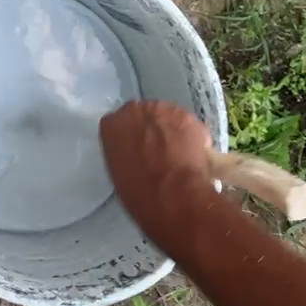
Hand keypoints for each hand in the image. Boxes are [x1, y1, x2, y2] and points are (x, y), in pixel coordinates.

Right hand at [100, 100, 217, 241]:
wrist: (176, 196)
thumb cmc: (142, 194)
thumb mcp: (119, 175)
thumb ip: (123, 154)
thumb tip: (134, 155)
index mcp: (112, 125)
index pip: (117, 124)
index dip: (129, 138)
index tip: (135, 151)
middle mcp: (135, 110)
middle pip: (142, 115)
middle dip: (149, 129)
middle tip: (157, 151)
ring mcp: (163, 109)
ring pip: (166, 116)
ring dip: (169, 130)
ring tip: (178, 154)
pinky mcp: (187, 116)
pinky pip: (186, 124)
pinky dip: (190, 136)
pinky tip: (192, 155)